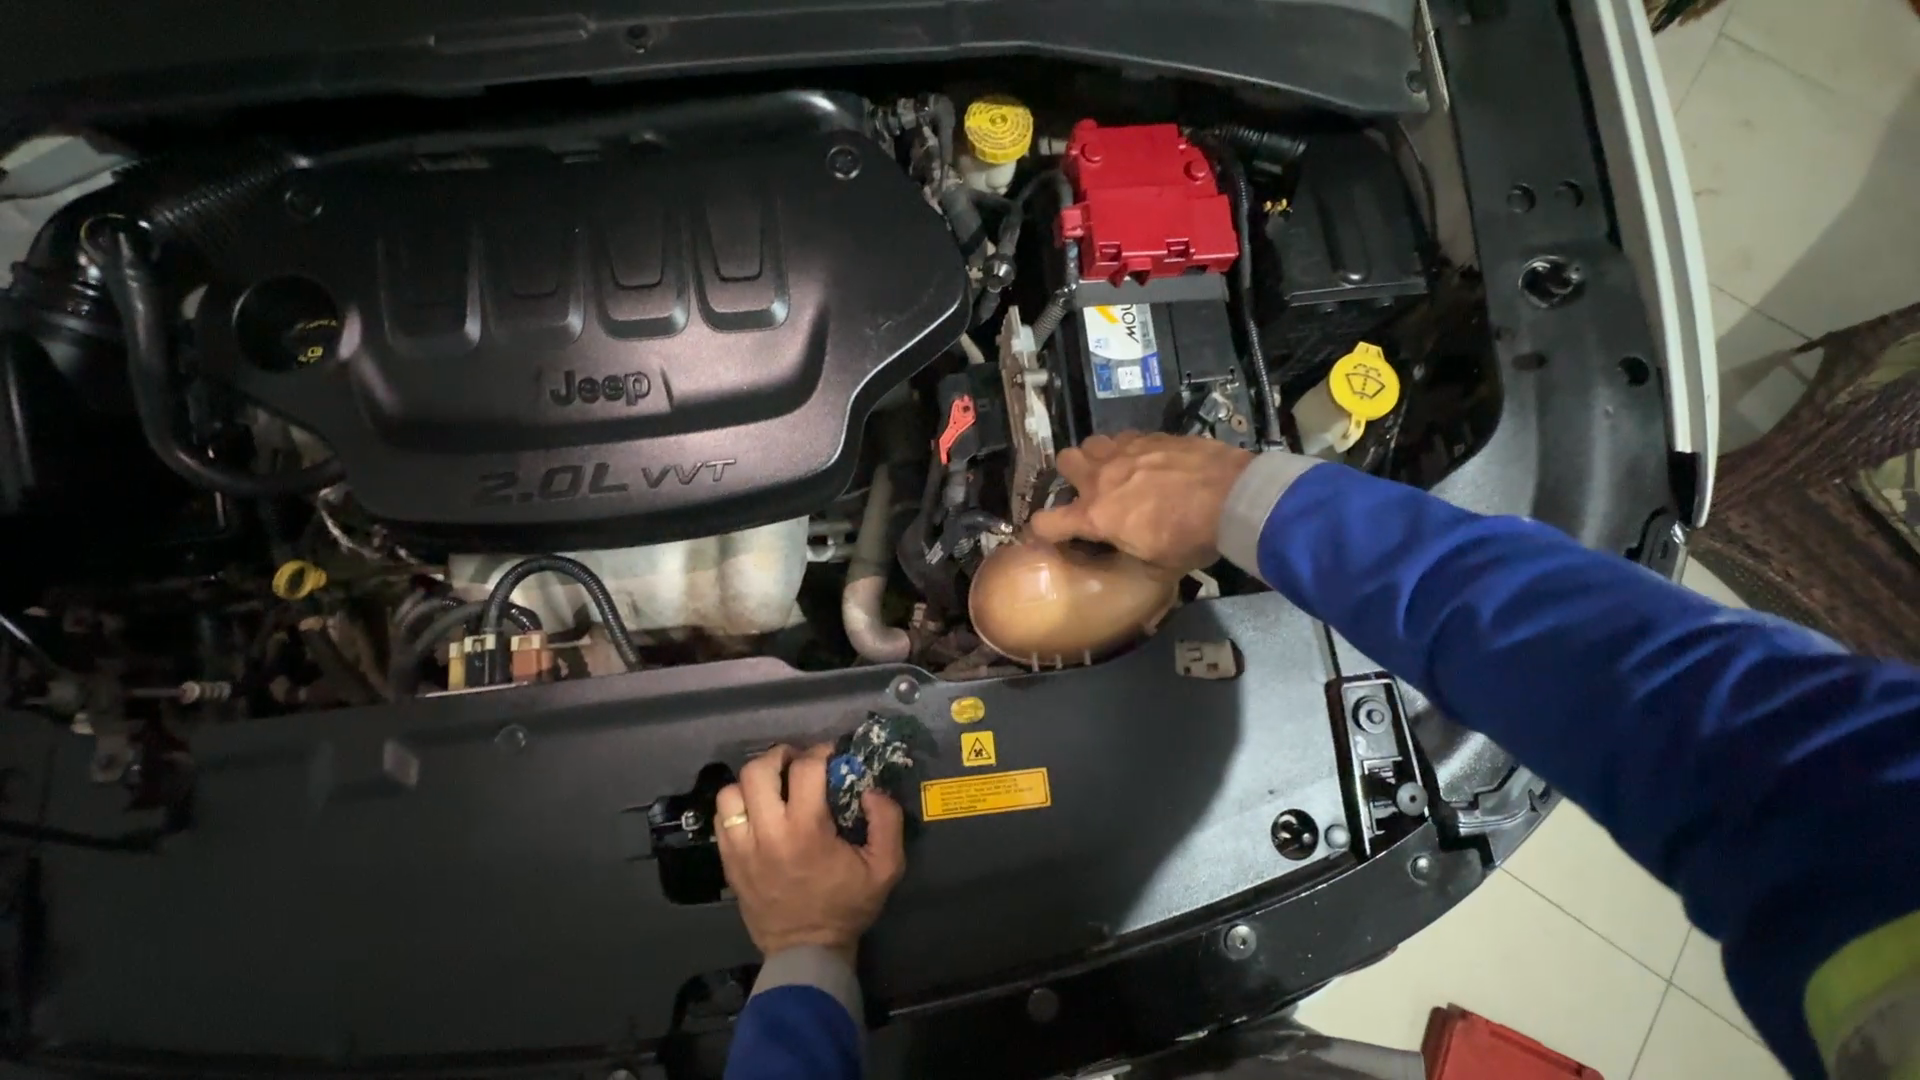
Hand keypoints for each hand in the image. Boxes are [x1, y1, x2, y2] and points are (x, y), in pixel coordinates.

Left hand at [715, 743, 906, 962]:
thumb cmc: (847, 906)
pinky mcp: (728, 861)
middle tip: (796, 761)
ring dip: (752, 780)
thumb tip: (871, 790)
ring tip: (772, 784)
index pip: (805, 768)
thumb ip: (887, 821)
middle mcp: (768, 833)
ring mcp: (742, 848)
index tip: (831, 754)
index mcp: (806, 830)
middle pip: (757, 771)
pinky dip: (737, 804)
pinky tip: (757, 809)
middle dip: (779, 756)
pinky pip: (721, 817)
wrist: (806, 953)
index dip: (820, 751)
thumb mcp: (886, 867)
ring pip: (731, 792)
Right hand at [1028, 432, 1253, 571]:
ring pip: (1092, 442)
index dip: (1043, 529)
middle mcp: (1101, 479)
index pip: (1046, 522)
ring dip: (1099, 456)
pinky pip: (1126, 437)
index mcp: (1096, 516)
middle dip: (1070, 474)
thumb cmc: (1191, 539)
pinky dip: (1130, 449)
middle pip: (1064, 461)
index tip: (1052, 534)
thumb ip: (1129, 550)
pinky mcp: (1151, 436)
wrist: (1232, 497)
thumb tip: (1127, 548)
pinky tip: (1147, 460)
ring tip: (1116, 469)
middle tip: (1089, 488)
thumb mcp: (1155, 562)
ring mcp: (1126, 452)